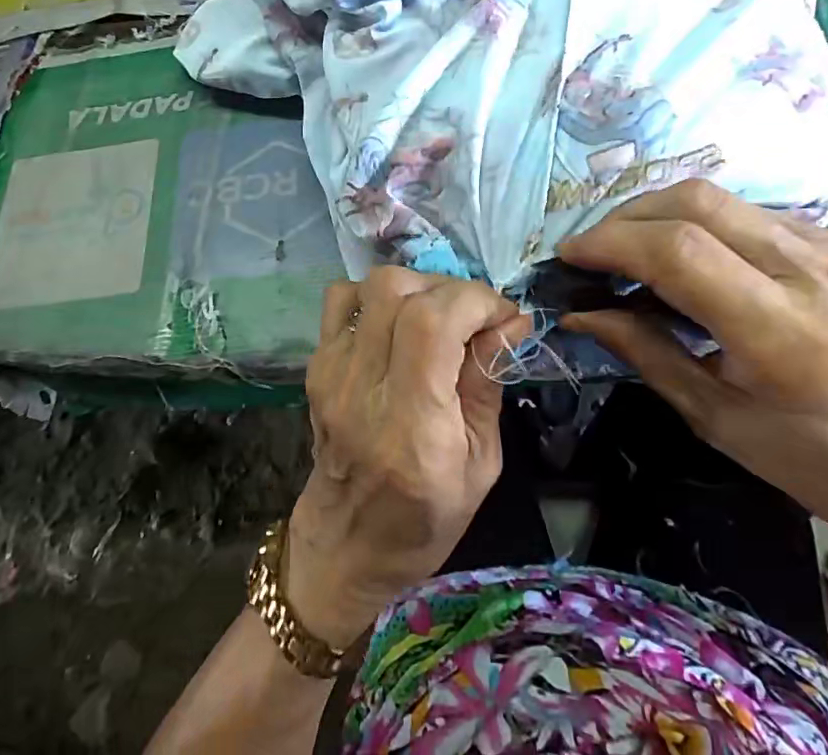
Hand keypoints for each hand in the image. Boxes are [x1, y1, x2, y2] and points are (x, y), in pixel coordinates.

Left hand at [288, 267, 531, 646]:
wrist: (347, 541)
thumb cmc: (425, 517)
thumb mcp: (481, 463)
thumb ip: (487, 383)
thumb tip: (510, 321)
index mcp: (410, 424)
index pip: (432, 322)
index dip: (475, 301)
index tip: (504, 317)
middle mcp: (362, 388)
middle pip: (397, 291)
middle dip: (450, 289)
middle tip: (474, 317)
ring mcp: (332, 371)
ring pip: (369, 286)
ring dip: (416, 287)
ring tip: (439, 316)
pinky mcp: (317, 365)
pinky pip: (342, 301)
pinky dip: (378, 298)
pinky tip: (399, 324)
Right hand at [556, 181, 827, 555]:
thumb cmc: (813, 459)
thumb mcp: (712, 416)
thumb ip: (642, 350)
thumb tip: (577, 312)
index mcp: (788, 336)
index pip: (679, 252)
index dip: (611, 242)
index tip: (568, 256)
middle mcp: (824, 277)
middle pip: (699, 203)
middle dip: (627, 216)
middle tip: (592, 248)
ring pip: (725, 201)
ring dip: (661, 218)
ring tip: (630, 252)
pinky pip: (755, 217)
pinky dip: (705, 229)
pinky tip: (692, 262)